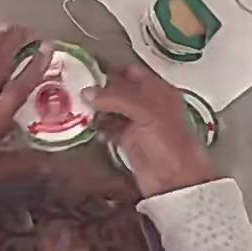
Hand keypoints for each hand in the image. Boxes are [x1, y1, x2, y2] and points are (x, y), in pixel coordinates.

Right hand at [85, 65, 217, 196]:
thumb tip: (86, 92)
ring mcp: (138, 124)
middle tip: (75, 86)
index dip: (112, 69)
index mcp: (158, 91)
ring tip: (76, 105)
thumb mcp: (145, 111)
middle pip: (119, 91)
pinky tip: (87, 125)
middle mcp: (148, 105)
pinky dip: (98, 127)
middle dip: (100, 89)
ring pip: (113, 110)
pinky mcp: (129, 142)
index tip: (88, 69)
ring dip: (96, 108)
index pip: (132, 73)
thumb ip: (115, 97)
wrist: (176, 180)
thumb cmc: (168, 140)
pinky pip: (110, 129)